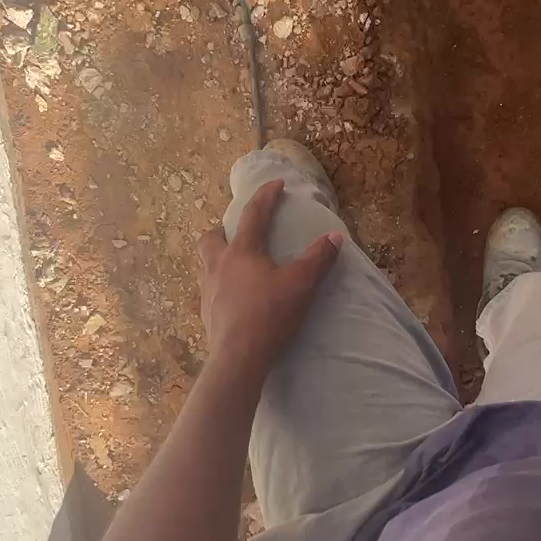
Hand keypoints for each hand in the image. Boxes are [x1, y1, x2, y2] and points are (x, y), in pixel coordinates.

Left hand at [198, 180, 342, 374]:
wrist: (238, 357)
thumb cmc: (269, 314)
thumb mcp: (301, 284)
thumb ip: (318, 259)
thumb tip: (334, 236)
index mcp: (241, 252)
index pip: (253, 215)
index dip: (266, 197)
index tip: (276, 183)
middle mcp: (218, 266)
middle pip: (211, 238)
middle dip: (222, 229)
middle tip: (237, 232)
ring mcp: (208, 291)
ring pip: (206, 264)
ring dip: (218, 258)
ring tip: (235, 266)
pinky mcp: (207, 314)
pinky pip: (210, 291)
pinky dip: (221, 287)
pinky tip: (234, 299)